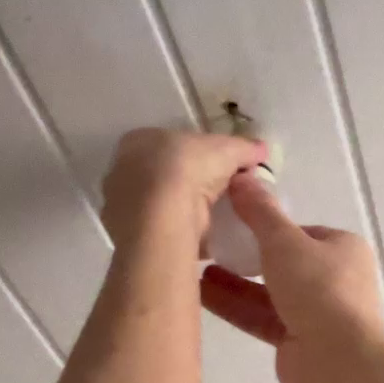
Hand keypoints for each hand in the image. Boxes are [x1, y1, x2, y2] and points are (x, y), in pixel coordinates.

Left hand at [100, 128, 267, 251]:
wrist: (160, 214)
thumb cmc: (188, 168)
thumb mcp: (226, 150)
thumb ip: (244, 149)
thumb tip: (263, 149)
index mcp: (140, 140)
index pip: (171, 146)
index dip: (197, 158)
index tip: (218, 172)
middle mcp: (123, 169)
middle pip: (163, 177)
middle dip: (187, 188)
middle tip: (216, 200)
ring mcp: (121, 204)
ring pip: (158, 207)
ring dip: (180, 214)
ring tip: (208, 224)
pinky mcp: (126, 234)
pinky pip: (157, 232)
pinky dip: (175, 235)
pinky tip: (195, 242)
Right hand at [200, 172, 383, 382]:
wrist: (337, 360)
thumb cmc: (319, 289)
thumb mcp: (285, 241)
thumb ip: (261, 212)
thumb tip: (242, 178)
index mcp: (343, 248)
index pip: (301, 232)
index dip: (269, 226)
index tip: (234, 221)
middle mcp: (334, 279)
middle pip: (284, 262)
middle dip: (247, 255)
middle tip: (210, 244)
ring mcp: (317, 313)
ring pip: (269, 292)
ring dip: (235, 281)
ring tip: (196, 268)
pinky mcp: (297, 341)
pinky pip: (261, 317)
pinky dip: (236, 305)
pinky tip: (202, 293)